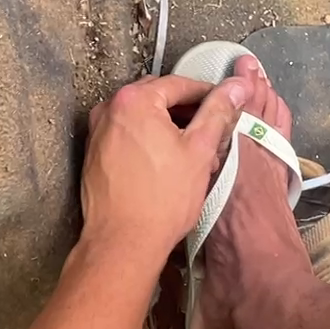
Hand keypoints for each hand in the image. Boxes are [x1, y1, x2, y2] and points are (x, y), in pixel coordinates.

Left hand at [78, 72, 251, 265]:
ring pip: (143, 116)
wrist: (123, 244)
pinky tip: (168, 162)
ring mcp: (99, 132)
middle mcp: (110, 110)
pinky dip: (149, 139)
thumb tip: (234, 88)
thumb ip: (218, 111)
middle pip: (159, 97)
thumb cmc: (159, 202)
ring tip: (193, 150)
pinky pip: (128, 134)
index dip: (207, 94)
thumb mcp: (199, 150)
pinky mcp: (95, 153)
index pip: (179, 84)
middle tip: (212, 128)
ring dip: (168, 126)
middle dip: (187, 110)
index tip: (224, 103)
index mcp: (134, 100)